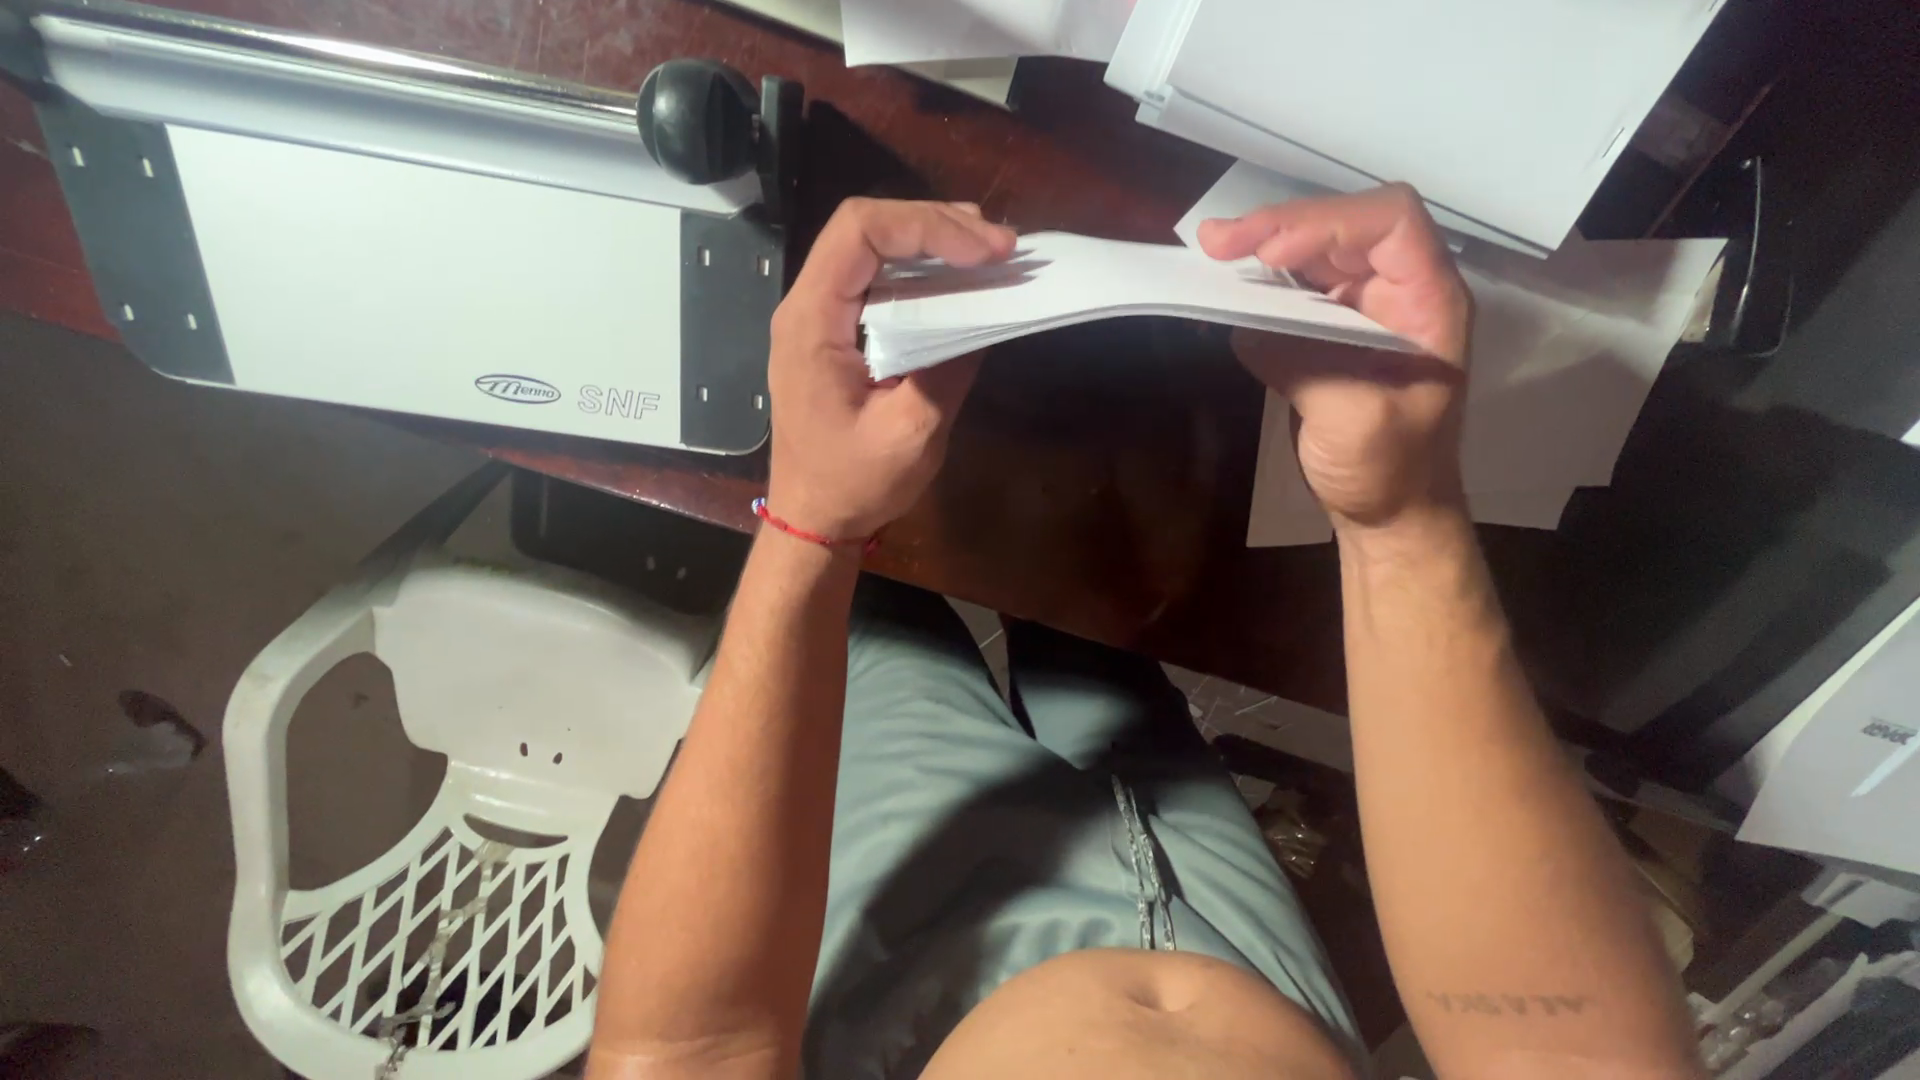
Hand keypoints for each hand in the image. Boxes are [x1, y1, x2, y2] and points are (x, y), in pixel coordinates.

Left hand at [765, 198, 1015, 539]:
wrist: (814, 519)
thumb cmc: (853, 484)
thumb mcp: (912, 433)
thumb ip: (948, 367)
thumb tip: (984, 313)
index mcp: (812, 322)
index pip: (860, 232)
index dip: (927, 225)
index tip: (986, 252)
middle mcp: (806, 307)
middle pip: (865, 229)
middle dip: (936, 225)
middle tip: (1000, 245)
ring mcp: (818, 319)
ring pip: (872, 250)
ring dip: (931, 243)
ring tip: (987, 252)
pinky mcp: (834, 335)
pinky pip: (875, 283)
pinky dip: (920, 274)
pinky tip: (957, 282)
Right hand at [1198, 184, 1472, 531]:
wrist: (1389, 510)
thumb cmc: (1390, 471)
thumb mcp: (1356, 423)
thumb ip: (1308, 364)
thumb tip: (1248, 327)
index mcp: (1428, 302)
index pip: (1389, 223)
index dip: (1326, 224)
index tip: (1269, 252)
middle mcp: (1399, 294)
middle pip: (1345, 228)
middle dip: (1280, 226)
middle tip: (1215, 241)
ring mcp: (1363, 313)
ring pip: (1315, 254)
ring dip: (1263, 249)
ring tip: (1213, 253)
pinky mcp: (1328, 336)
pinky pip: (1294, 292)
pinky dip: (1258, 285)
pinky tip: (1227, 290)